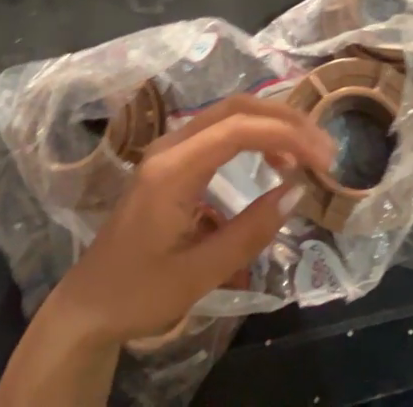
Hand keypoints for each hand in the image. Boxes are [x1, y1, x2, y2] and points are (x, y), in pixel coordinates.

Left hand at [41, 95, 333, 345]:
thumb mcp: (199, 274)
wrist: (89, 305)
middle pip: (235, 108)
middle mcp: (169, 147)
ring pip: (227, 115)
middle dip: (285, 120)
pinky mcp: (171, 162)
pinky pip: (218, 133)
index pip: (238, 128)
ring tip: (306, 157)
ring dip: (271, 126)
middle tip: (324, 149)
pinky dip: (253, 138)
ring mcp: (168, 151)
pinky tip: (273, 165)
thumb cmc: (139, 292)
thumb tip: (296, 193)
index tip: (323, 157)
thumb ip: (249, 232)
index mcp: (172, 169)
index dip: (286, 134)